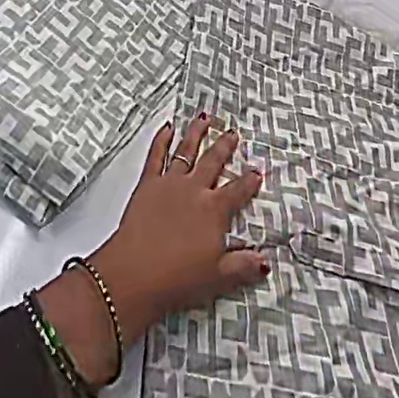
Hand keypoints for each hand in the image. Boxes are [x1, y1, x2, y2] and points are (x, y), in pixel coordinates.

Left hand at [94, 114, 268, 332]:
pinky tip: (167, 128)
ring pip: (186, 151)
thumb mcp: (217, 276)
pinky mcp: (147, 184)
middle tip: (233, 133)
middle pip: (213, 162)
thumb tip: (264, 261)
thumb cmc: (176, 278)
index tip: (257, 171)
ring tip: (204, 118)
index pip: (238, 191)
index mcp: (214, 211)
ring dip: (196, 134)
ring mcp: (170, 183)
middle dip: (224, 147)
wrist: (134, 274)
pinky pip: (156, 156)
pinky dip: (161, 140)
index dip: (249, 181)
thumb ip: (242, 265)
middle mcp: (194, 190)